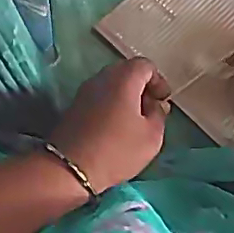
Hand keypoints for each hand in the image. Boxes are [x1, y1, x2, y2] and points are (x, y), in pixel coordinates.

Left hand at [49, 58, 171, 188]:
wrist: (70, 167)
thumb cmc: (117, 150)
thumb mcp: (151, 136)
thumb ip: (159, 114)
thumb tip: (154, 104)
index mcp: (123, 78)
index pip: (145, 65)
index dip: (159, 80)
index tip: (163, 100)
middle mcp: (102, 77)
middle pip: (126, 71)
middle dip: (142, 86)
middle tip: (151, 108)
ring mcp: (85, 90)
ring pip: (111, 83)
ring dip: (125, 95)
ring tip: (135, 120)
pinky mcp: (74, 105)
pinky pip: (99, 96)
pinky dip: (111, 103)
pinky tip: (116, 125)